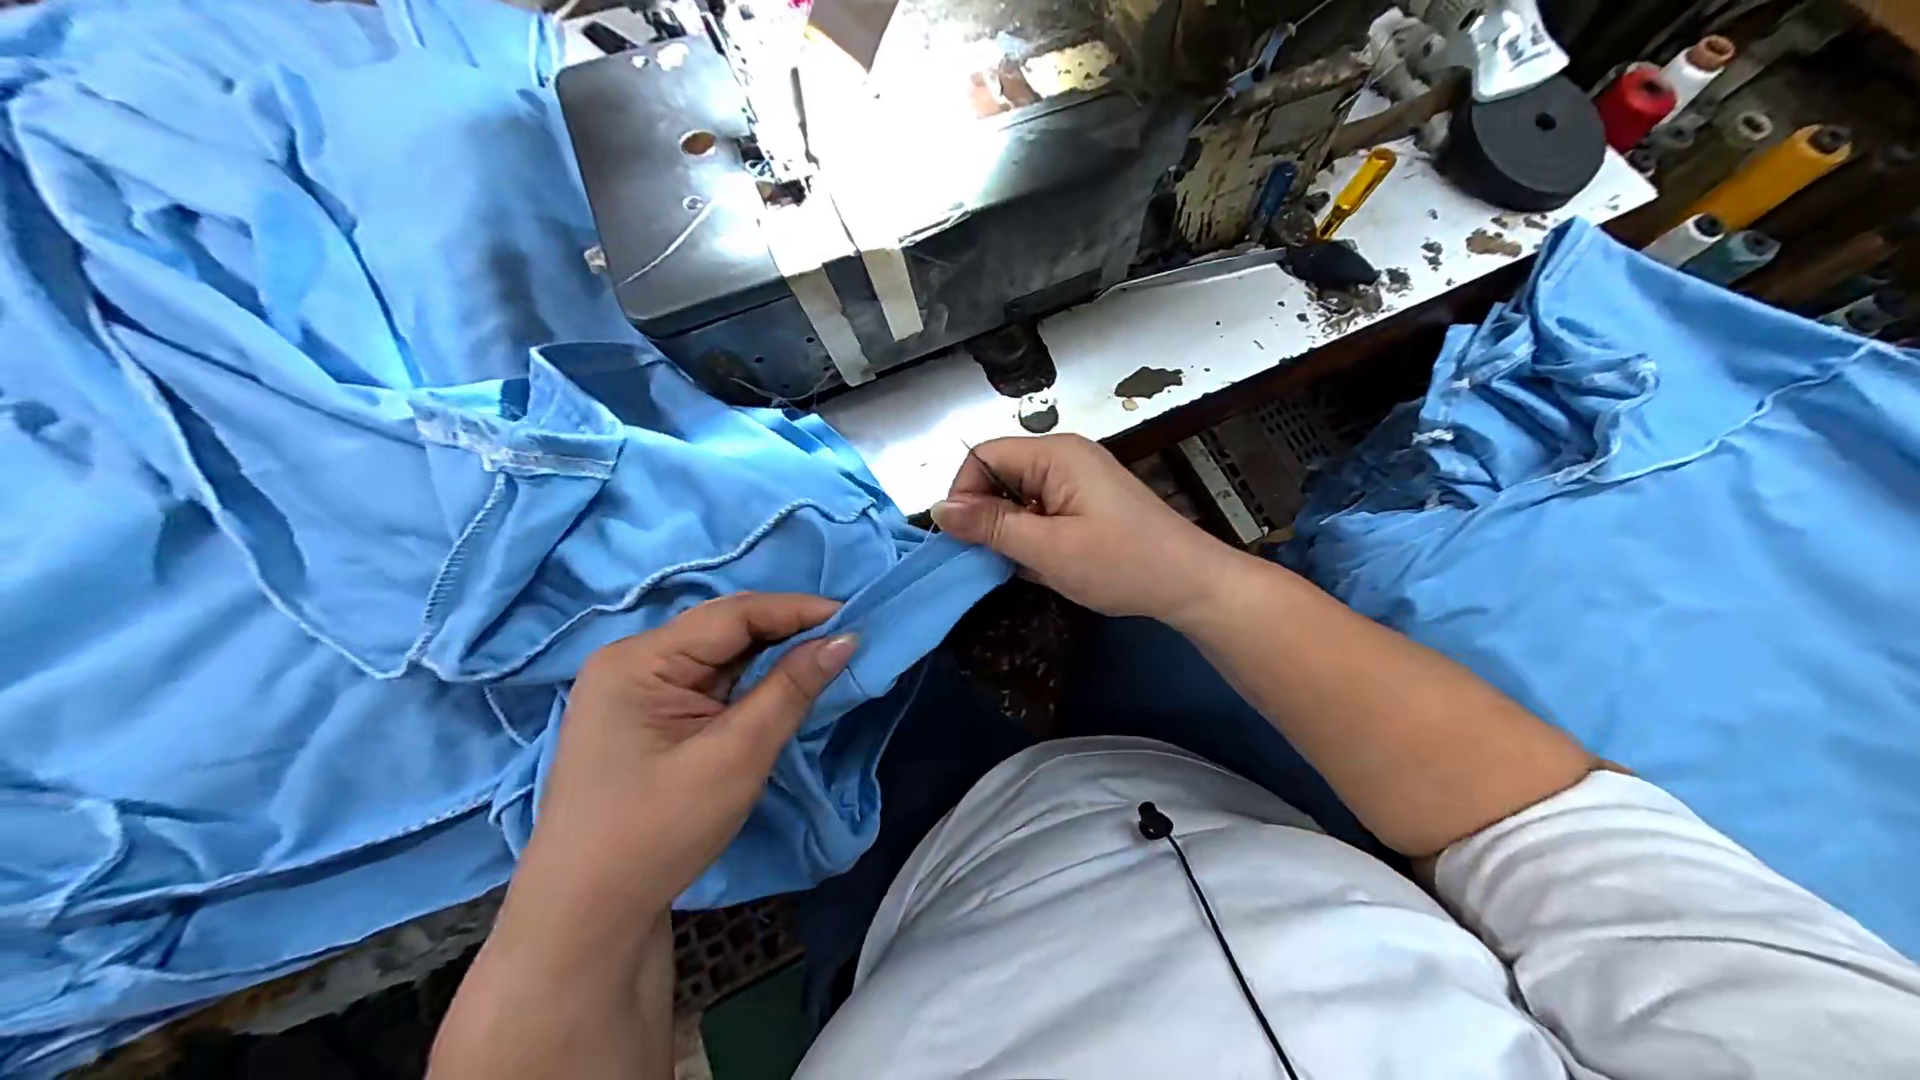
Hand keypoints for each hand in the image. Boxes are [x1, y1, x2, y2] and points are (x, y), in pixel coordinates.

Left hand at [516, 593, 857, 919]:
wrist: (587, 918)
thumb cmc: (658, 831)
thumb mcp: (735, 756)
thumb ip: (790, 689)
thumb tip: (845, 640)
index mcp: (638, 660)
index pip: (732, 615)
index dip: (796, 610)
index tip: (852, 616)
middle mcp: (632, 662)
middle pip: (723, 630)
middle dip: (786, 631)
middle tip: (844, 638)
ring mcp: (636, 691)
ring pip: (719, 657)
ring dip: (771, 657)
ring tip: (825, 655)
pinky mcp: (647, 718)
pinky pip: (709, 683)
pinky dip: (750, 682)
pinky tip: (783, 684)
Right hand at [930, 434, 1242, 625]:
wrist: (1191, 584)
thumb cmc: (1124, 564)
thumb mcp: (1049, 549)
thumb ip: (991, 526)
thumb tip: (939, 509)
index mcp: (1055, 454)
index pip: (984, 456)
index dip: (964, 494)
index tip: (960, 538)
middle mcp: (1063, 458)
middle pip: (999, 476)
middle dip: (987, 517)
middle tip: (990, 558)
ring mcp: (1076, 481)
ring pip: (1016, 498)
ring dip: (1010, 532)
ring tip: (1024, 564)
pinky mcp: (1084, 504)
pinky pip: (1039, 513)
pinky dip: (1031, 538)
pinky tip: (1043, 565)